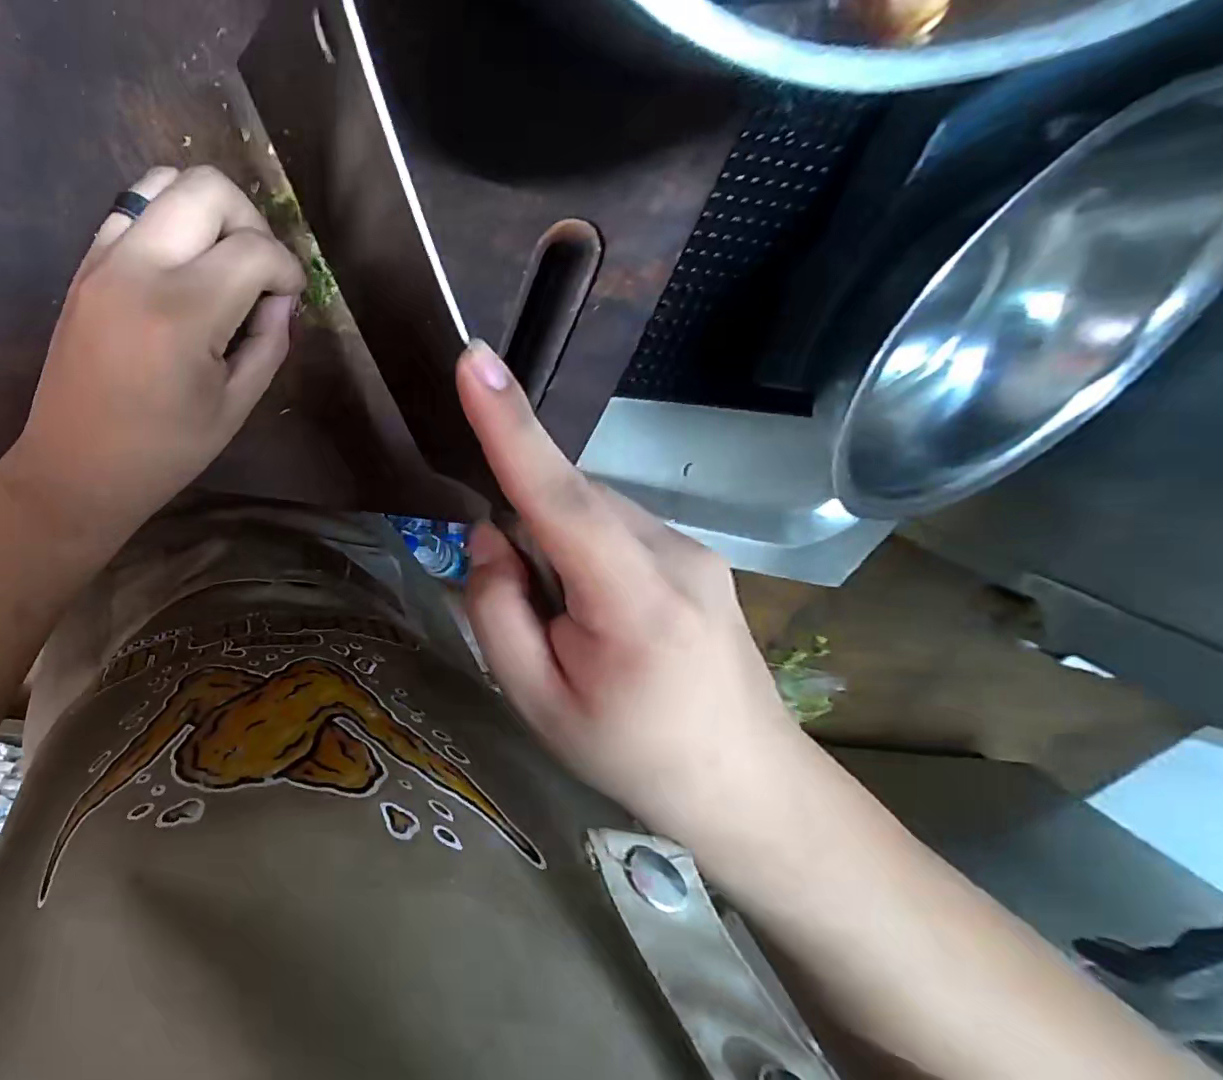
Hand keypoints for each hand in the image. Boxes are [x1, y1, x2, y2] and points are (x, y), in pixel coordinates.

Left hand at [2, 166, 305, 536]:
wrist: (75, 470)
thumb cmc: (162, 453)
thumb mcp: (234, 407)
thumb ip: (269, 343)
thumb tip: (281, 299)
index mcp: (183, 314)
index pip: (254, 250)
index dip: (286, 270)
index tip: (289, 297)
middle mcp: (138, 269)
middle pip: (208, 188)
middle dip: (250, 221)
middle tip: (258, 270)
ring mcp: (103, 261)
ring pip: (164, 182)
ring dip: (206, 210)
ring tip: (219, 260)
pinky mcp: (84, 267)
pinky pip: (130, 210)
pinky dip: (166, 222)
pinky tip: (178, 268)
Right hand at [454, 341, 802, 841]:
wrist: (747, 788)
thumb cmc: (629, 754)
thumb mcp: (535, 699)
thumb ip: (496, 609)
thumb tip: (493, 536)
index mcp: (631, 601)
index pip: (558, 496)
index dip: (511, 428)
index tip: (475, 363)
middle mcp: (672, 553)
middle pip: (566, 501)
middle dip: (523, 528)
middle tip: (521, 608)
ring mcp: (693, 548)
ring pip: (588, 511)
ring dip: (551, 545)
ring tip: (567, 627)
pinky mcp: (696, 553)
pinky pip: (612, 524)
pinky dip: (578, 549)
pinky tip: (594, 614)